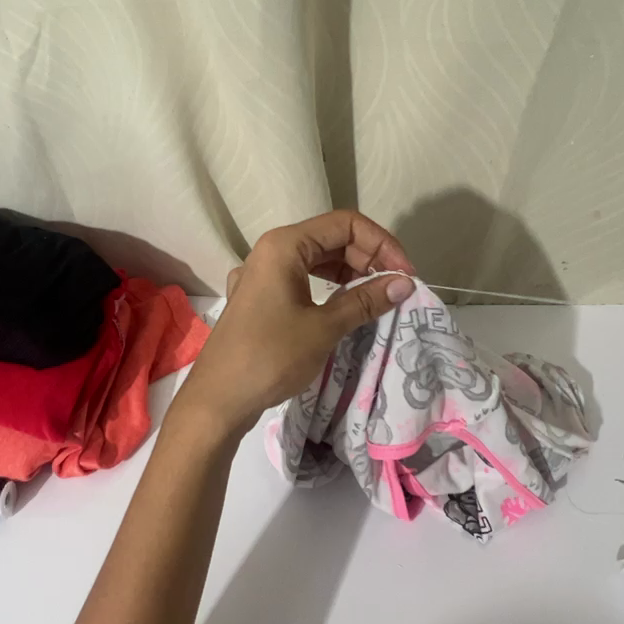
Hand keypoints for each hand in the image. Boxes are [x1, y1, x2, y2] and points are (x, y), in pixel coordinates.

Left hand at [175, 211, 414, 432]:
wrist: (218, 399)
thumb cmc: (270, 357)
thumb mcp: (324, 327)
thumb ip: (365, 300)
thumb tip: (404, 283)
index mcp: (284, 246)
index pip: (345, 224)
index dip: (381, 244)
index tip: (405, 275)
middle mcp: (270, 251)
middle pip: (331, 238)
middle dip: (368, 257)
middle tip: (396, 288)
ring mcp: (262, 275)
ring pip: (317, 260)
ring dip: (351, 273)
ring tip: (378, 297)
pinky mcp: (260, 299)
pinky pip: (302, 280)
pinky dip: (329, 288)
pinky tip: (346, 307)